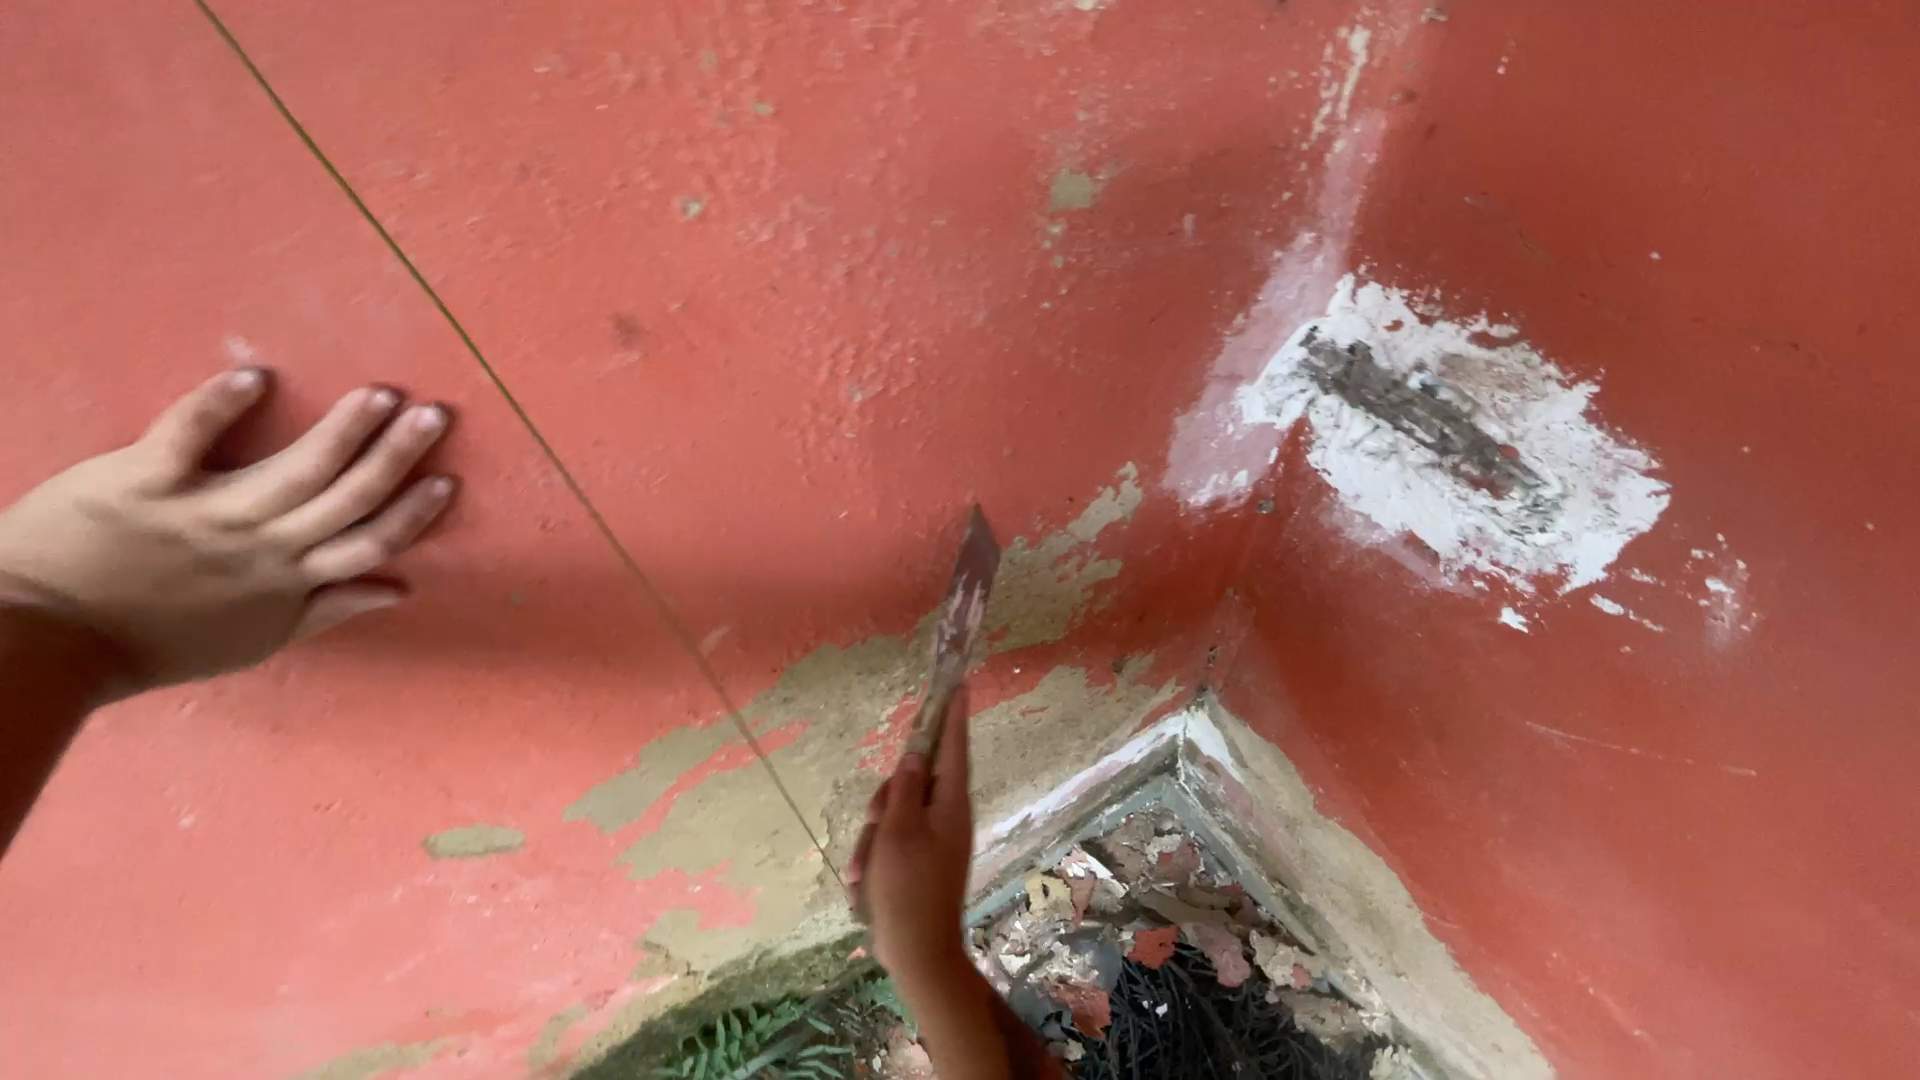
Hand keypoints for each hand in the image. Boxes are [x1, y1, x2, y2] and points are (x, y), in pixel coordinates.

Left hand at [0, 368, 455, 695]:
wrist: (39, 643)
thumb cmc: (158, 643)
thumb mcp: (258, 641)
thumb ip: (330, 609)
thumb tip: (400, 587)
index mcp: (290, 578)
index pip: (370, 541)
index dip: (413, 511)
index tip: (447, 479)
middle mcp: (262, 543)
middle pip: (346, 494)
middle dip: (396, 454)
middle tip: (432, 414)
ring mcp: (203, 512)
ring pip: (292, 466)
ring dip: (342, 428)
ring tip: (379, 394)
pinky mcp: (138, 483)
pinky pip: (183, 436)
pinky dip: (217, 405)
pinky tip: (254, 376)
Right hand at [847, 686, 975, 988]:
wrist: (916, 953)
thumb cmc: (908, 888)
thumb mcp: (898, 832)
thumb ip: (903, 790)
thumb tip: (912, 755)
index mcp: (951, 804)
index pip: (953, 747)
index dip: (953, 716)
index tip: (961, 685)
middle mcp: (947, 816)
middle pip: (913, 781)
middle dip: (885, 799)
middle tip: (873, 819)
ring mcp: (935, 839)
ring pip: (896, 813)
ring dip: (873, 837)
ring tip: (864, 871)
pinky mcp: (920, 859)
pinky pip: (894, 841)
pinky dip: (876, 857)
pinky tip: (864, 884)